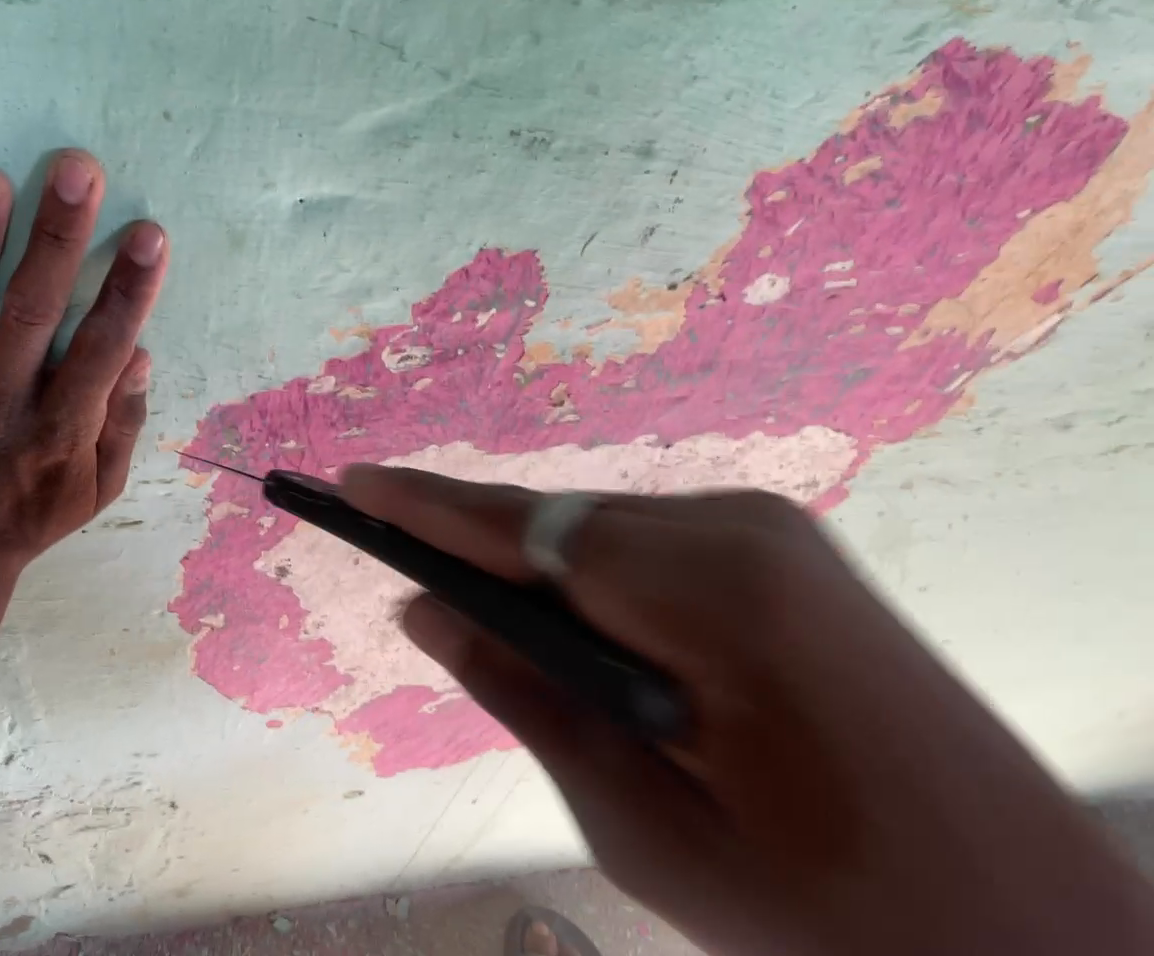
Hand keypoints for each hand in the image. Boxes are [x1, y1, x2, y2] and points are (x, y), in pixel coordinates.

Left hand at [0, 151, 167, 583]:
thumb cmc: (34, 514)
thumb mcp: (100, 488)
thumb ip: (123, 424)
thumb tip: (139, 352)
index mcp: (59, 433)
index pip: (101, 352)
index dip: (127, 292)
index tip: (149, 233)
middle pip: (32, 317)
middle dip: (57, 240)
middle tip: (76, 169)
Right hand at [340, 466, 1153, 955]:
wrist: (1044, 943)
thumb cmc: (830, 916)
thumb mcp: (641, 821)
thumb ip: (520, 693)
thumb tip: (422, 607)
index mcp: (710, 591)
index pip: (523, 529)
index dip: (425, 505)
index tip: (349, 484)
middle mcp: (744, 529)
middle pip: (556, 524)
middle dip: (473, 549)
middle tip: (405, 577)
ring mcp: (776, 535)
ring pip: (597, 532)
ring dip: (532, 573)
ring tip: (485, 622)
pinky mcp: (790, 556)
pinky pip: (646, 548)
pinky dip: (588, 581)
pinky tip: (572, 630)